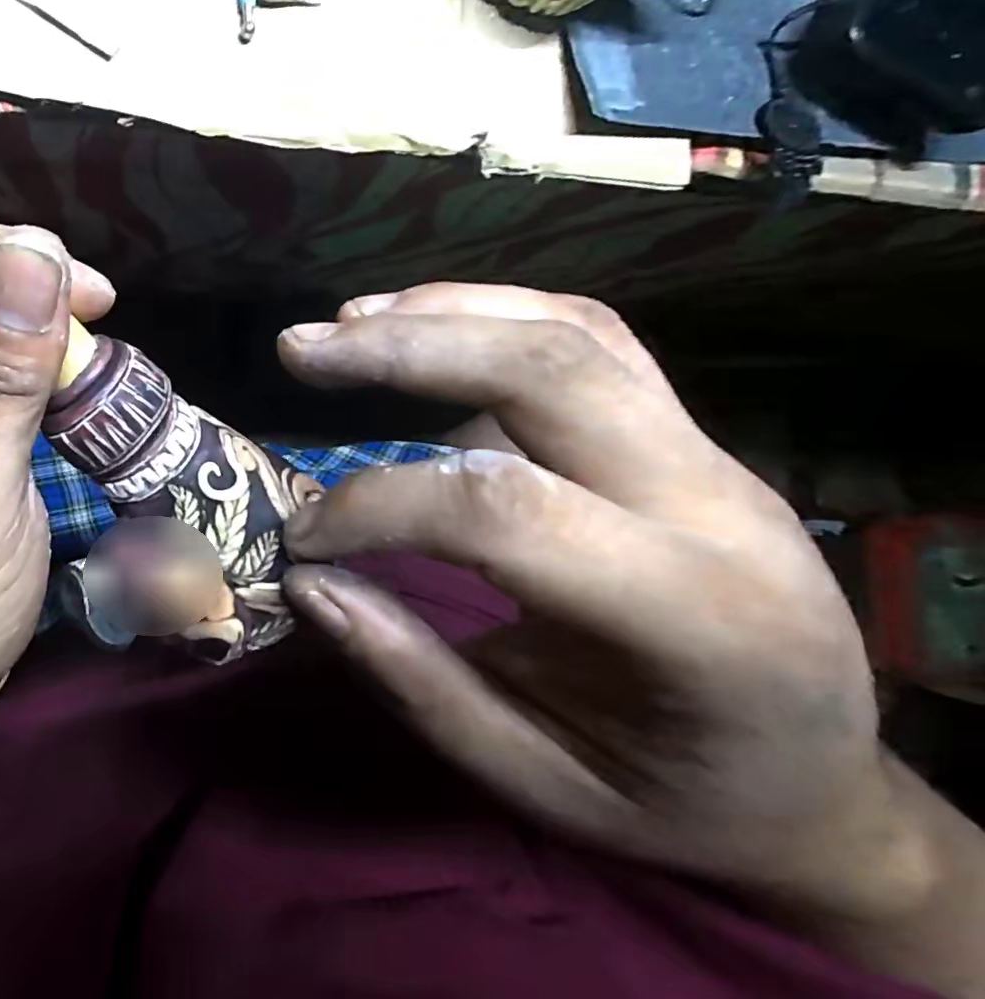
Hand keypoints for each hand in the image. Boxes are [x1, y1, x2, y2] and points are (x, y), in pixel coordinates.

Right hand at [273, 284, 933, 923]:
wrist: (812, 788)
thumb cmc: (661, 797)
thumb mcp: (523, 774)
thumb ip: (408, 675)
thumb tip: (304, 581)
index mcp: (689, 615)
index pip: (501, 510)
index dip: (373, 508)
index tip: (298, 541)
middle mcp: (716, 507)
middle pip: (552, 373)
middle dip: (406, 349)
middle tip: (297, 350)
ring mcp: (710, 457)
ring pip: (574, 333)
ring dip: (443, 313)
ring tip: (343, 326)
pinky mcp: (682, 438)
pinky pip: (588, 341)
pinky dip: (488, 316)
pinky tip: (416, 327)